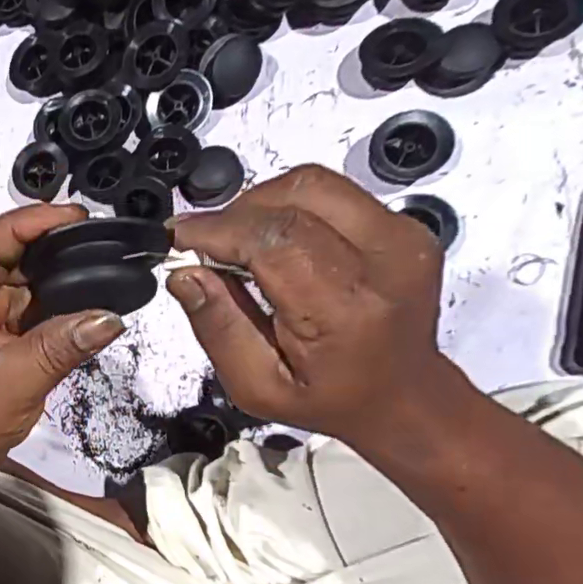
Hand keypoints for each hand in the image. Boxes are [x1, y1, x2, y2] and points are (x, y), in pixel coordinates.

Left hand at [0, 204, 125, 471]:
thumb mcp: (14, 382)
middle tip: (89, 229)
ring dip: (60, 264)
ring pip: (30, 275)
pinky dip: (68, 292)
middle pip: (9, 253)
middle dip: (47, 238)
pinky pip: (45, 300)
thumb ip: (59, 348)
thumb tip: (107, 318)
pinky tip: (90, 284)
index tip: (64, 217)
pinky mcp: (19, 330)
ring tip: (94, 251)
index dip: (22, 225)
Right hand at [166, 164, 463, 446]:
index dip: (218, 229)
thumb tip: (185, 277)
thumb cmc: (333, 398)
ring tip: (238, 245)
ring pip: (311, 185)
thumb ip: (219, 329)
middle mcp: (384, 262)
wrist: (400, 396)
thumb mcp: (258, 387)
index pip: (274, 237)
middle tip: (206, 247)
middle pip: (292, 198)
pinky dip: (288, 209)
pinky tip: (274, 244)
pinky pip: (332, 194)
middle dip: (234, 216)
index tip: (181, 237)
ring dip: (260, 207)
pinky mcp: (401, 226)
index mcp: (346, 311)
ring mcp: (400, 237)